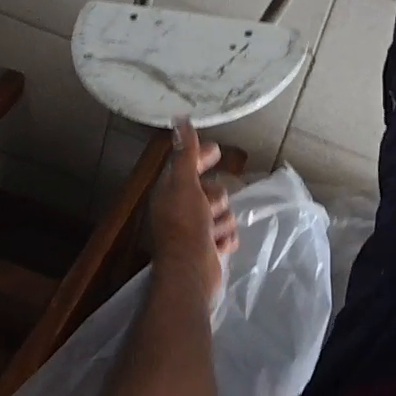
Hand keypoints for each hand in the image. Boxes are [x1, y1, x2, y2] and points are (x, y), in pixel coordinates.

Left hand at [149, 118, 239, 303]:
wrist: (191, 276)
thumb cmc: (186, 226)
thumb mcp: (186, 184)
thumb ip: (186, 152)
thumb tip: (179, 119)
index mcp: (170, 192)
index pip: (186, 165)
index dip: (202, 156)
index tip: (218, 152)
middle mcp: (179, 209)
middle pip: (208, 189)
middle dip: (216, 195)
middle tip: (214, 205)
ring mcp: (194, 230)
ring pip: (220, 211)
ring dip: (222, 219)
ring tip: (214, 230)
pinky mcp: (207, 249)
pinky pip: (225, 232)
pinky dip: (225, 237)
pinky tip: (221, 244)